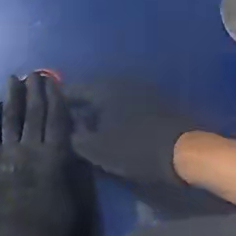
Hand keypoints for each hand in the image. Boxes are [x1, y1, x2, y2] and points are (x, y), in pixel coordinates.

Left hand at [0, 72, 94, 235]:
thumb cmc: (61, 231)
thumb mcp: (81, 198)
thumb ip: (76, 166)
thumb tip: (73, 140)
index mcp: (56, 157)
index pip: (56, 119)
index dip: (55, 98)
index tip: (53, 81)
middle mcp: (30, 149)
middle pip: (33, 113)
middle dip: (34, 92)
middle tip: (34, 73)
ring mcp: (8, 154)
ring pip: (11, 117)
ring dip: (13, 96)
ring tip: (13, 78)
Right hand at [67, 77, 198, 188]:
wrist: (186, 153)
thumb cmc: (135, 148)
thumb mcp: (97, 149)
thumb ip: (74, 138)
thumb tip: (67, 131)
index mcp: (101, 88)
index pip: (68, 91)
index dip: (56, 104)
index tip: (49, 117)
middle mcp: (118, 82)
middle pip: (89, 94)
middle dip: (78, 109)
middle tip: (68, 126)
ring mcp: (138, 91)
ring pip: (107, 100)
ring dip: (98, 113)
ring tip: (89, 131)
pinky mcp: (154, 103)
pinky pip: (124, 106)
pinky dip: (115, 116)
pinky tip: (112, 131)